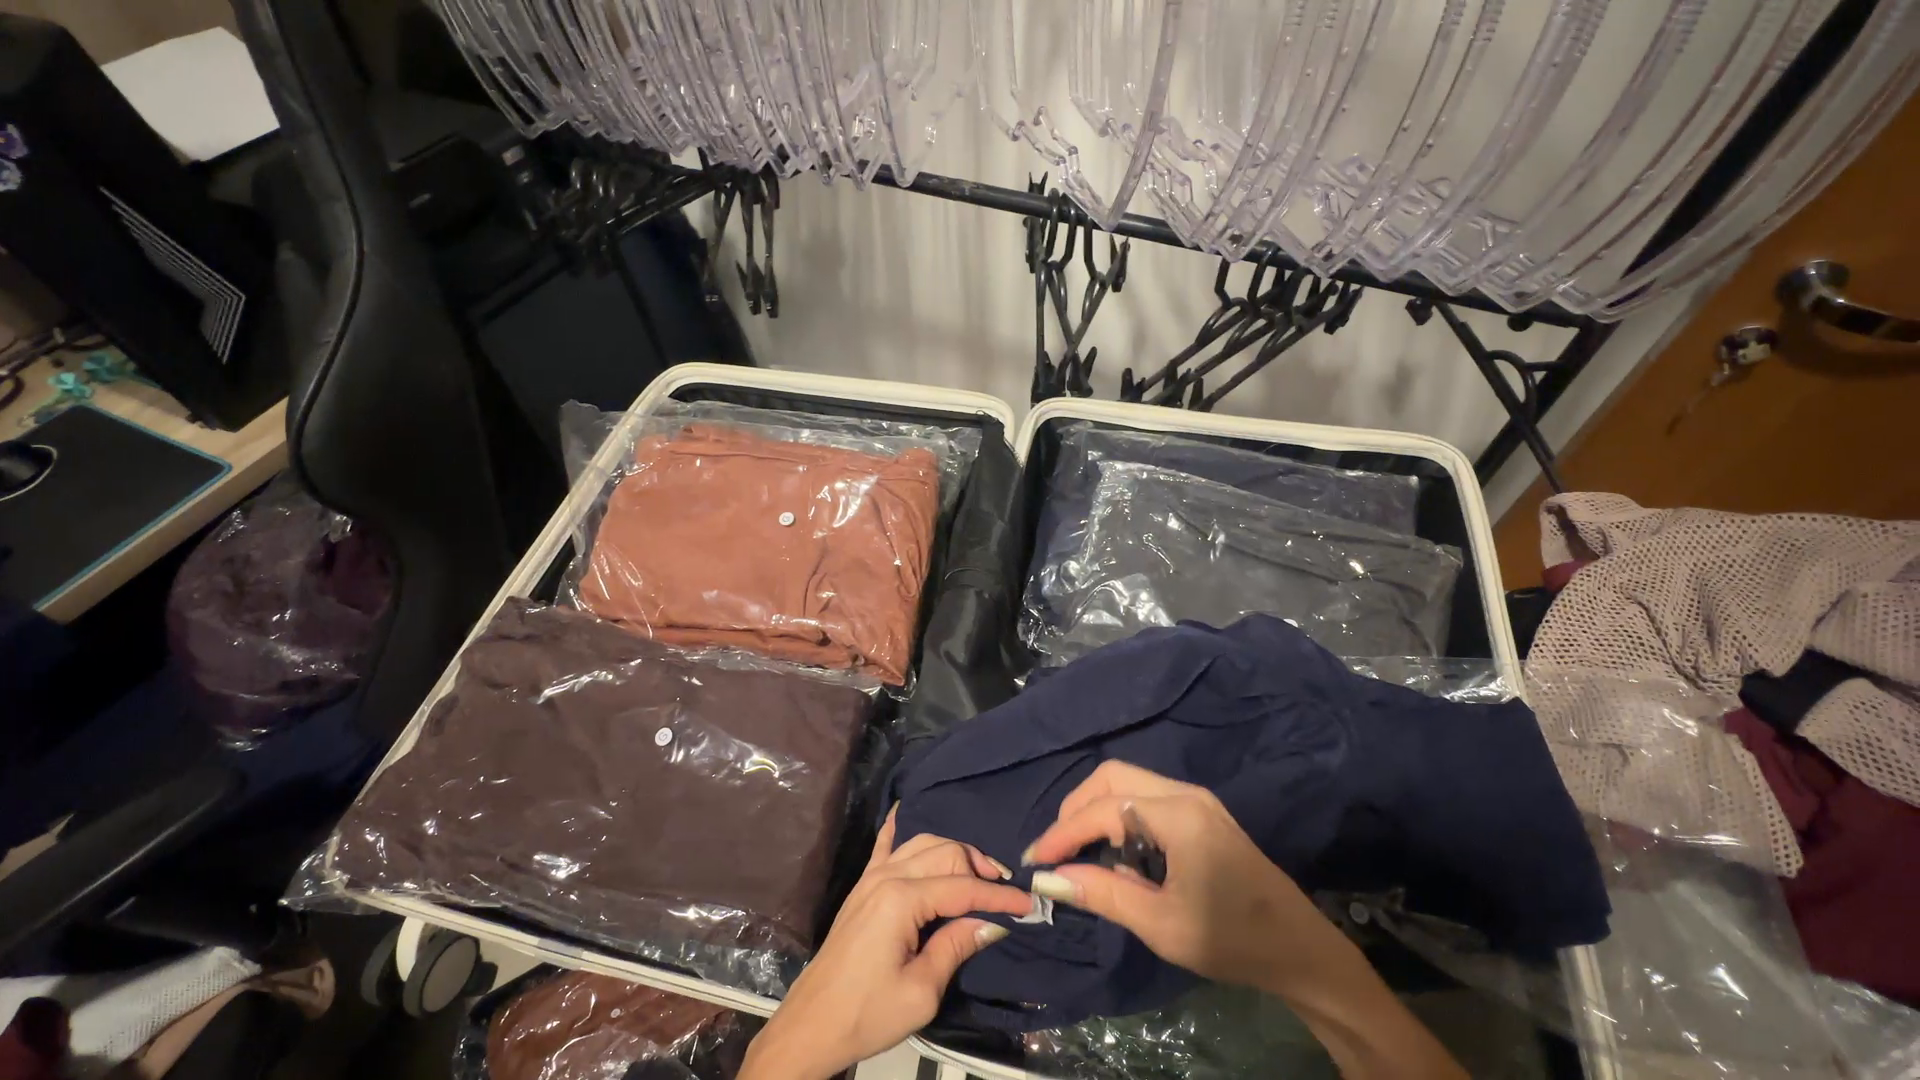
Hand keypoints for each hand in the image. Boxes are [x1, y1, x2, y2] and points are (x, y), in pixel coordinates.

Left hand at [739, 809, 1032, 1079]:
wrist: (812, 1026)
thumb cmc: (868, 1014)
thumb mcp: (922, 991)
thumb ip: (957, 946)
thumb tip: (993, 922)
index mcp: (901, 900)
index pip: (963, 888)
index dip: (999, 897)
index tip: (1029, 904)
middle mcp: (886, 877)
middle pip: (946, 854)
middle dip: (980, 868)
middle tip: (1005, 893)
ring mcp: (871, 878)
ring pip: (923, 844)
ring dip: (954, 853)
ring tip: (980, 874)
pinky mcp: (862, 887)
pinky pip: (884, 845)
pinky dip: (897, 826)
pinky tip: (904, 809)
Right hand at [1019, 762, 1466, 1079]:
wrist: (1300, 950)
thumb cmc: (1230, 940)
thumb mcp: (1159, 923)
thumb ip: (1102, 893)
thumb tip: (1048, 878)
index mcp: (1177, 815)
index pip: (1101, 810)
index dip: (1062, 834)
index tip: (1034, 862)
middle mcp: (1186, 794)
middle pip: (1112, 777)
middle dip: (1076, 808)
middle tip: (1056, 850)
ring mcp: (1198, 801)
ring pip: (1129, 784)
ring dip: (1097, 810)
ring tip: (1079, 853)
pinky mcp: (1204, 815)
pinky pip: (1147, 799)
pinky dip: (1120, 817)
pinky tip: (1117, 854)